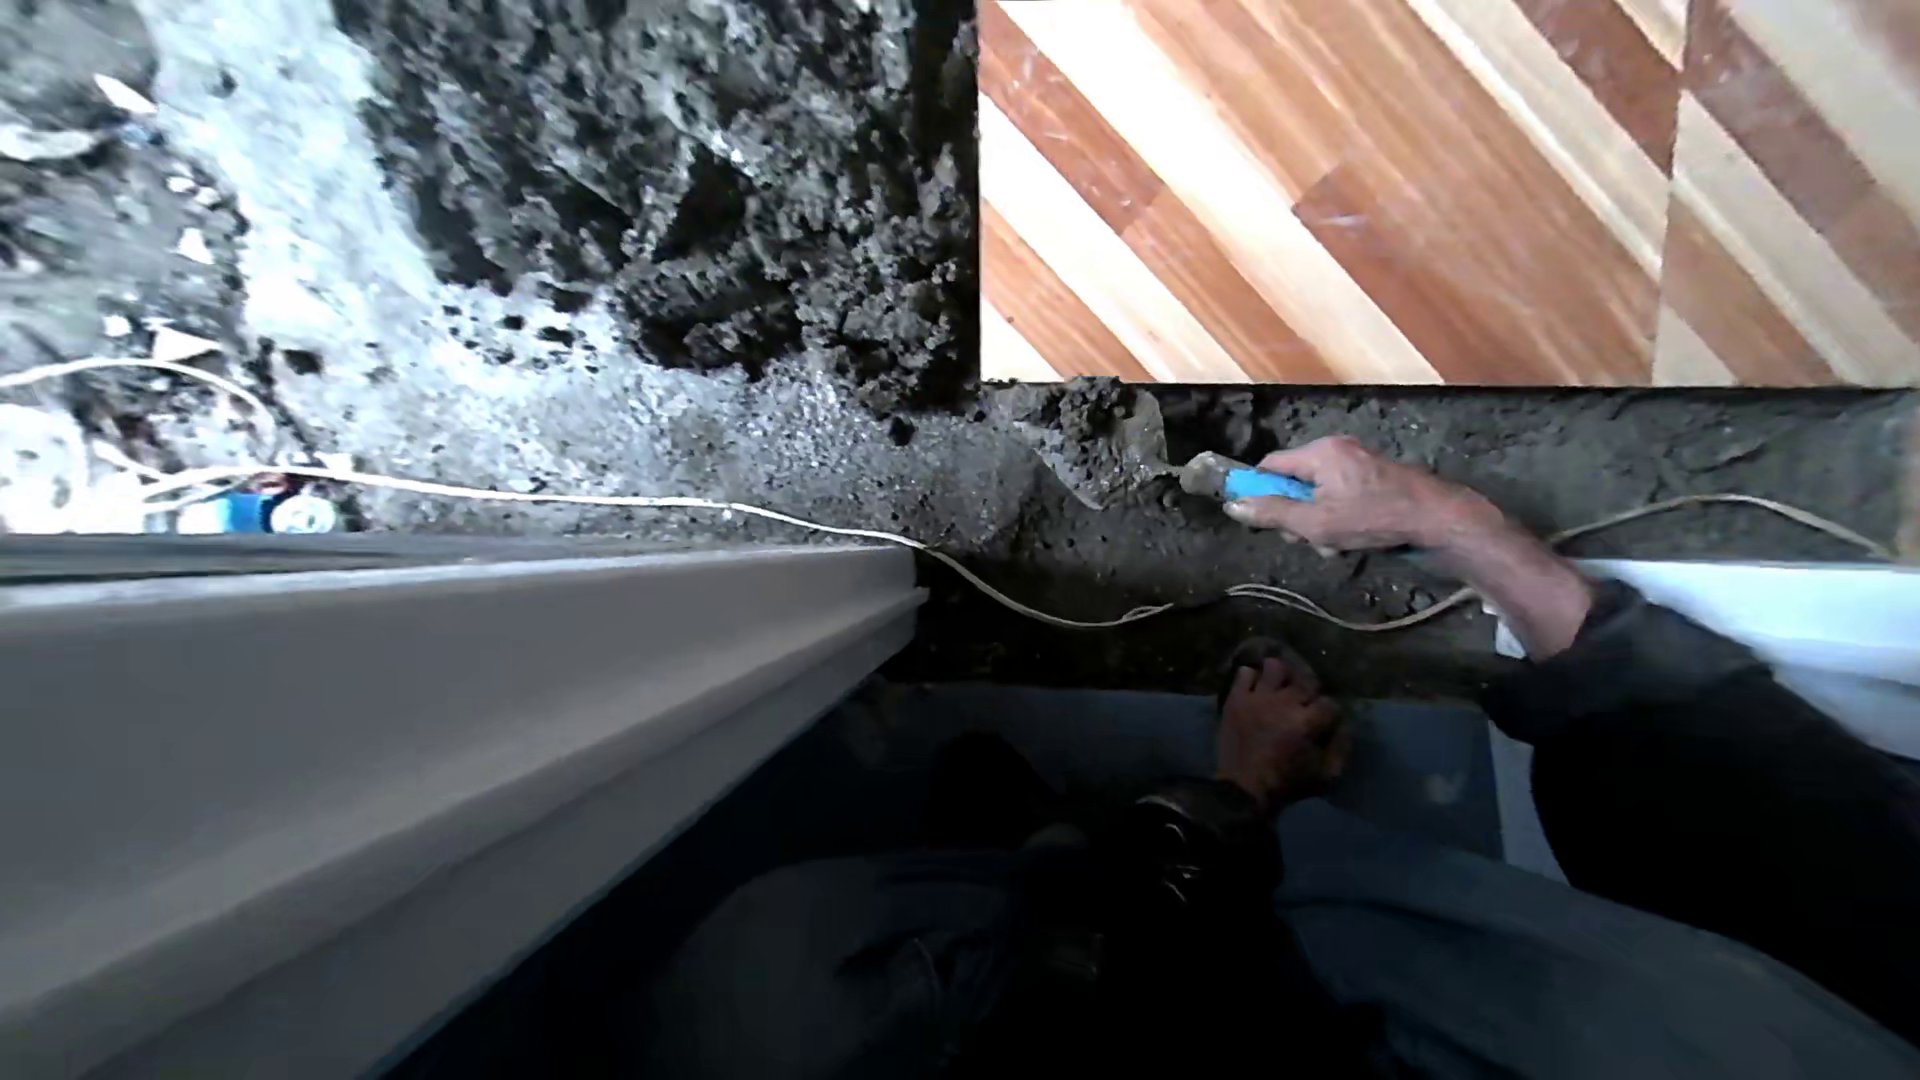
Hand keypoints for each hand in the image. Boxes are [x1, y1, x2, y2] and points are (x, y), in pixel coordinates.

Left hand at [1217, 658, 1350, 810]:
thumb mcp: (1327, 775)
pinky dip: (1252, 676)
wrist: (1244, 785)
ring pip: (1274, 668)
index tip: (1325, 719)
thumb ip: (1342, 748)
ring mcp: (1257, 697)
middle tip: (1304, 702)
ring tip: (1281, 685)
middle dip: (1309, 690)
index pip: (1329, 702)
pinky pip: (1244, 673)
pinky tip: (1256, 687)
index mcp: (1307, 722)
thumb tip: (1346, 725)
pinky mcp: (1236, 698)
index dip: (1330, 711)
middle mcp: (1283, 703)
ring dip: (1281, 674)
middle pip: (1304, 681)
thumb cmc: (1288, 783)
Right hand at [1222, 436, 1502, 552]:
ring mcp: (1358, 462)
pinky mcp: (1375, 477)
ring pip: (1316, 493)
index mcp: (1320, 453)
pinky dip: (1336, 516)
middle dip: (1293, 513)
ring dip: (1315, 521)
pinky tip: (1349, 539)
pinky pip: (1339, 494)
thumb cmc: (1375, 520)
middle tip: (1303, 538)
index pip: (1269, 465)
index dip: (1257, 490)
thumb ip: (1271, 513)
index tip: (1258, 517)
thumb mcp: (1314, 523)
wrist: (1444, 522)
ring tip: (1331, 544)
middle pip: (1293, 481)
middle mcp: (1337, 450)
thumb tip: (1232, 505)